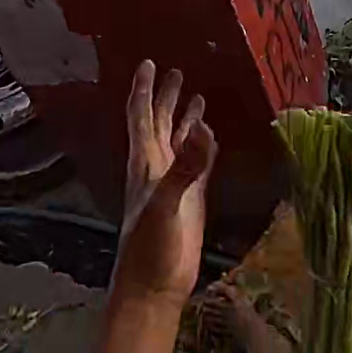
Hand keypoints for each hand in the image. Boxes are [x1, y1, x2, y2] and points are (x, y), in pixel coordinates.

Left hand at [113, 61, 217, 307]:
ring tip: (195, 95)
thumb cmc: (149, 248)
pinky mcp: (190, 198)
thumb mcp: (166, 204)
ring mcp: (174, 182)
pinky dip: (203, 145)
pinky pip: (197, 162)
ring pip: (178, 139)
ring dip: (184, 117)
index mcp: (145, 161)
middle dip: (166, 96)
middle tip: (176, 71)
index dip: (144, 89)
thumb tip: (205, 127)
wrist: (154, 289)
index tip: (149, 63)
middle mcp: (157, 165)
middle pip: (159, 121)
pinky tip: (210, 136)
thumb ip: (186, 167)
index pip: (141, 115)